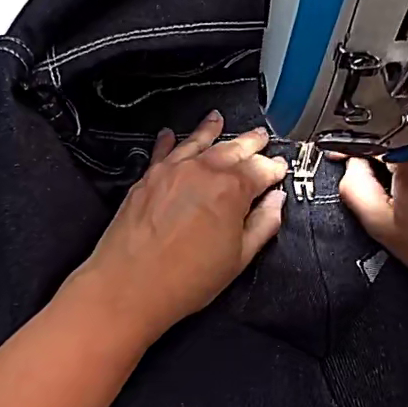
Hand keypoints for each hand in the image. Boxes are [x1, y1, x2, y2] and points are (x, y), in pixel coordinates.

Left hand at [67, 111, 288, 338]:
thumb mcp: (239, 258)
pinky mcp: (148, 178)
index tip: (279, 170)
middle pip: (233, 148)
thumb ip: (263, 224)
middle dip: (250, 143)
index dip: (274, 169)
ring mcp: (172, 172)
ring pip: (198, 142)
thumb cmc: (183, 279)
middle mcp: (202, 172)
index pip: (261, 169)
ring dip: (211, 129)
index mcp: (231, 190)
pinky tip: (170, 133)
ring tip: (218, 119)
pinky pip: (162, 151)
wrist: (128, 287)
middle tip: (260, 138)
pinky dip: (169, 140)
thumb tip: (275, 204)